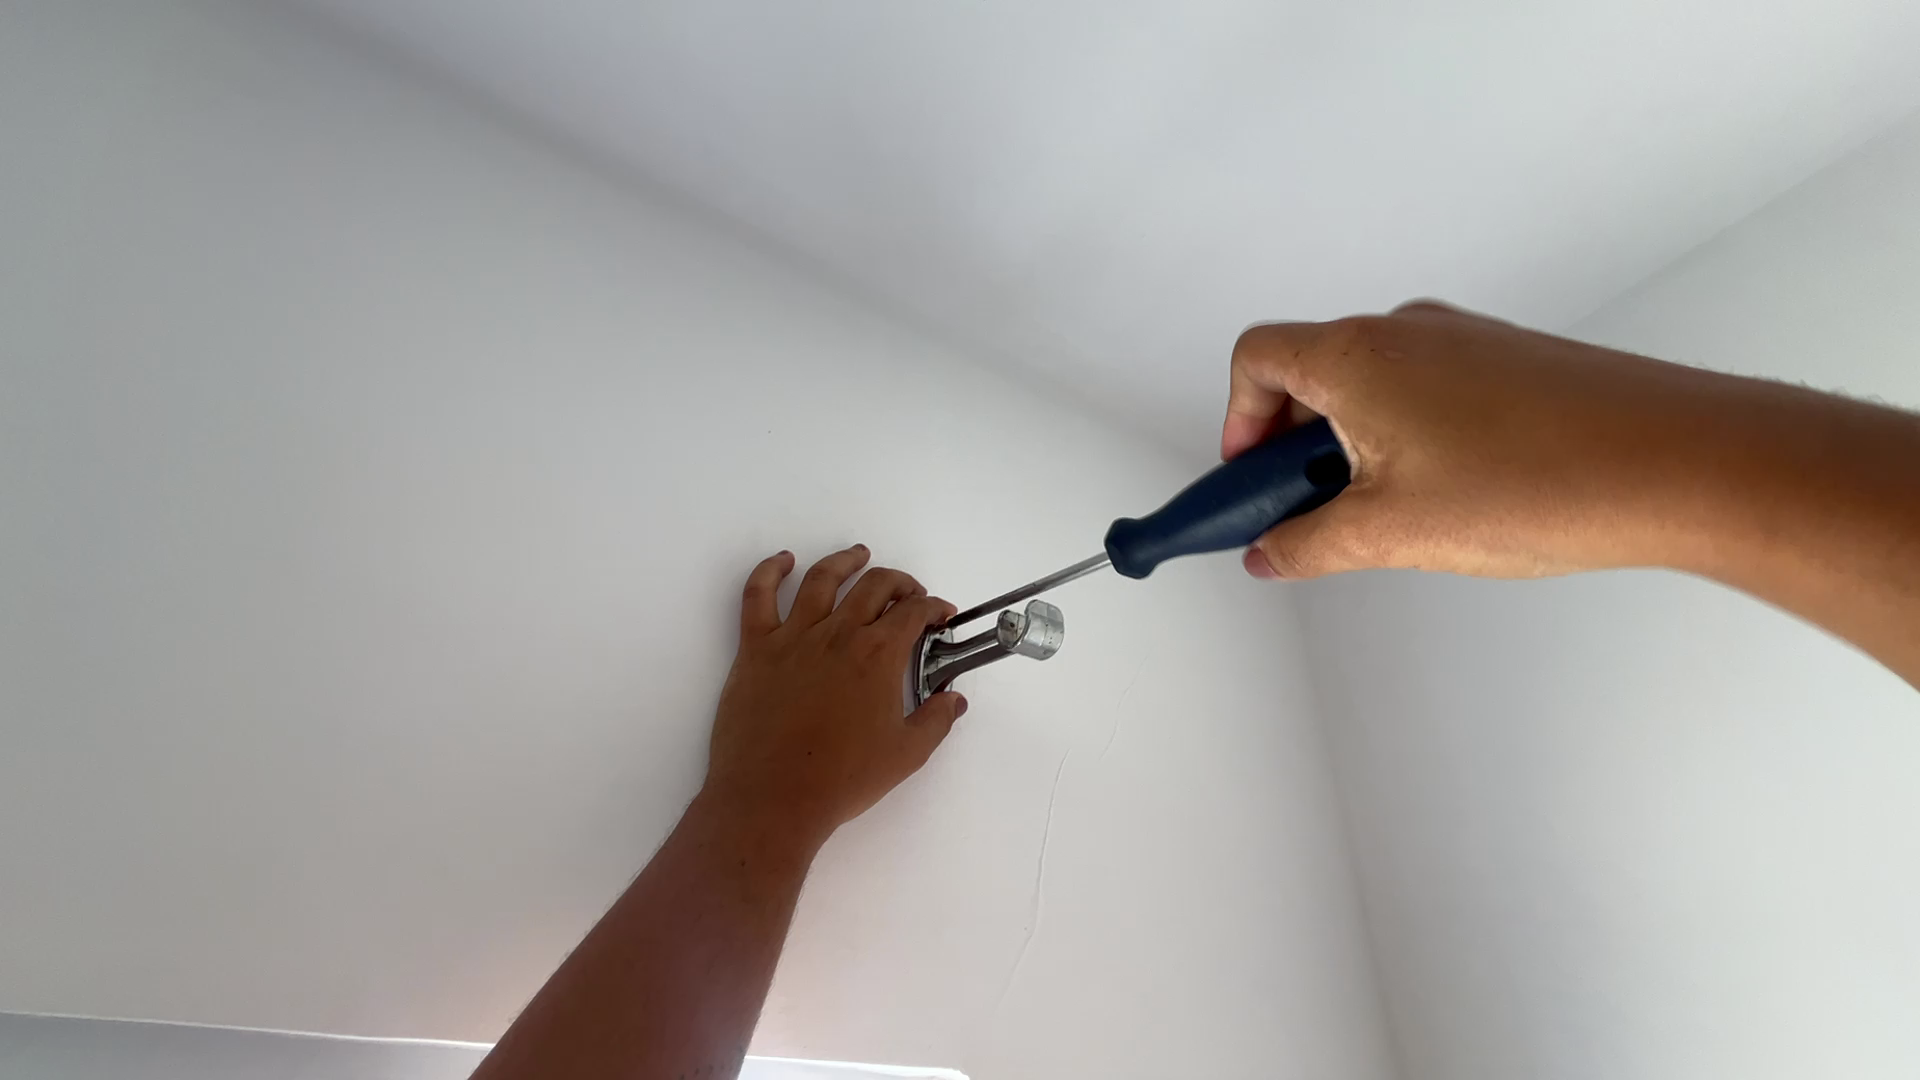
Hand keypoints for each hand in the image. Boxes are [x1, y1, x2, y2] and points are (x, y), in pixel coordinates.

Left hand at [702, 546, 964, 843]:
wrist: (772, 799)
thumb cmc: (841, 779)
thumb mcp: (905, 755)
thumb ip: (936, 721)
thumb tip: (955, 700)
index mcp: (878, 655)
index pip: (914, 612)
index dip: (934, 607)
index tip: (940, 614)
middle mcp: (839, 633)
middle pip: (875, 586)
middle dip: (900, 582)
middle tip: (909, 592)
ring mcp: (794, 636)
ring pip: (823, 579)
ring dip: (846, 561)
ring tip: (858, 555)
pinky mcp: (756, 648)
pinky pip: (757, 595)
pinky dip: (770, 570)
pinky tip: (784, 560)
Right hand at [1224, 301, 1779, 579]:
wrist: (1694, 465)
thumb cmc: (1539, 481)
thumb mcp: (1386, 533)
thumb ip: (1303, 546)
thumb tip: (1268, 554)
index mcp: (1355, 357)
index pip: (1254, 360)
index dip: (1235, 420)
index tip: (1248, 478)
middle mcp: (1401, 333)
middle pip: (1302, 376)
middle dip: (1284, 447)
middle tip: (1299, 508)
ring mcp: (1457, 343)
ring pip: (1359, 387)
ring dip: (1338, 447)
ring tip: (1373, 509)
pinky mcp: (1500, 363)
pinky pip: (1412, 391)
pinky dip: (1390, 437)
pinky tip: (1429, 492)